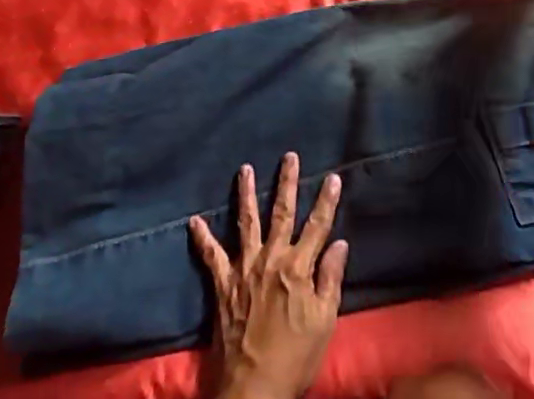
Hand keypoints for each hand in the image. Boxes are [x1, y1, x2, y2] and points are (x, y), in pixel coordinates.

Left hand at [189, 152, 348, 398]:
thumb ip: (330, 279)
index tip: (332, 176)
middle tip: (288, 156)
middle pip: (282, 214)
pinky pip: (210, 256)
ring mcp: (244, 269)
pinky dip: (203, 238)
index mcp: (298, 268)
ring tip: (244, 169)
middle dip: (286, 183)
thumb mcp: (324, 321)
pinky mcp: (223, 284)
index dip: (326, 201)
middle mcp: (271, 259)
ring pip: (247, 223)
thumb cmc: (296, 357)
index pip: (318, 226)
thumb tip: (339, 243)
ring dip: (246, 194)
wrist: (255, 387)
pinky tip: (194, 220)